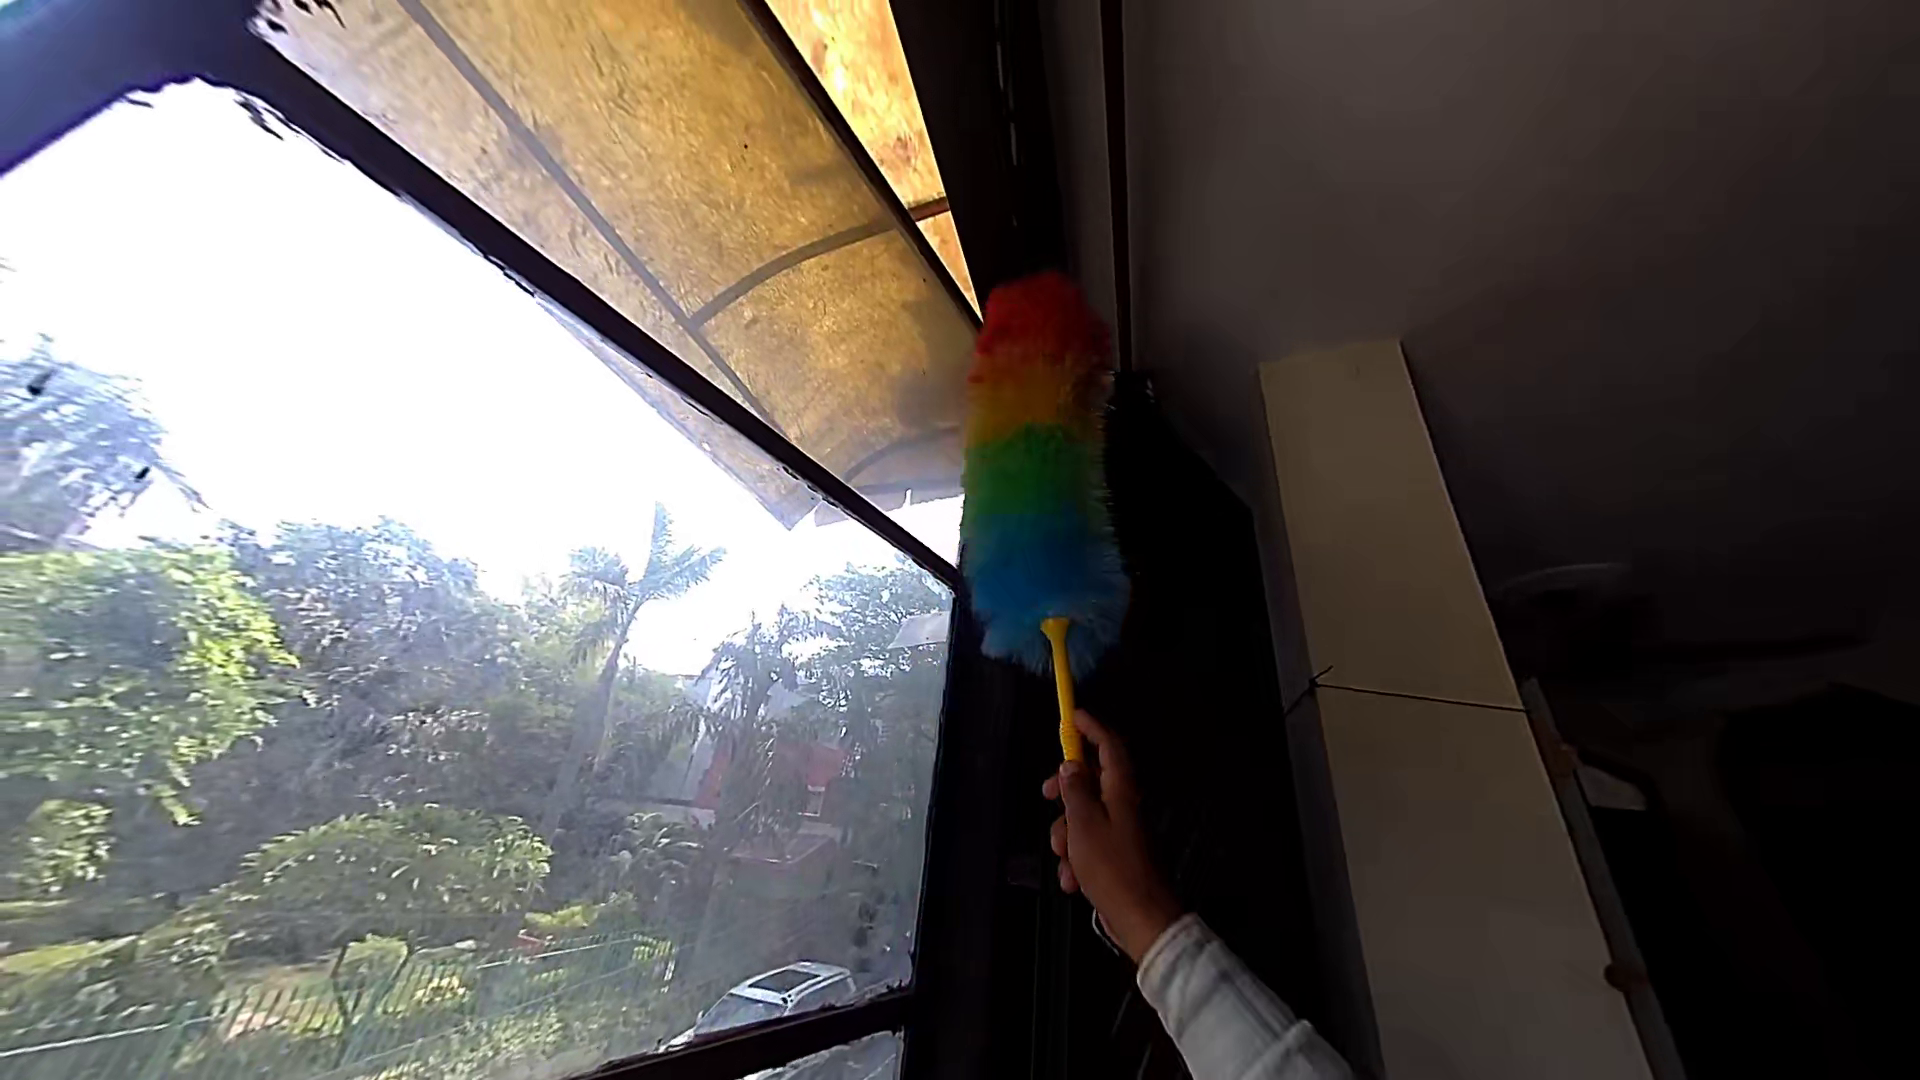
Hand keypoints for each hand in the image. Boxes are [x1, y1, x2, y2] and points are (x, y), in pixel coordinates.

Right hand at [1041, 710, 1184, 963]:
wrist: (1142, 921)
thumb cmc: (1112, 867)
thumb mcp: (1083, 824)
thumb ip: (1074, 790)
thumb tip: (1070, 766)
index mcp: (1121, 789)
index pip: (1109, 745)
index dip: (1091, 727)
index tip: (1072, 715)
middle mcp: (1122, 803)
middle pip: (1090, 778)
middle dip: (1064, 788)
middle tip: (1046, 792)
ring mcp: (1119, 829)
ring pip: (1083, 813)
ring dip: (1066, 833)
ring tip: (1064, 858)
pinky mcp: (1115, 854)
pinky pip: (1088, 842)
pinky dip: (1076, 856)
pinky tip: (1072, 880)